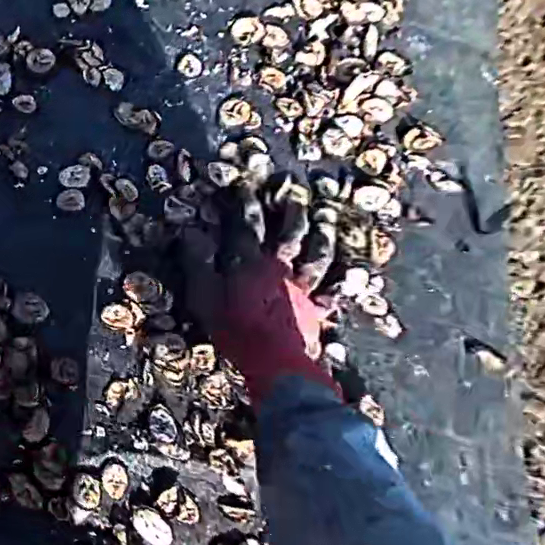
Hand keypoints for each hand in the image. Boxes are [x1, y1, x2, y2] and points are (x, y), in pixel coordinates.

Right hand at [179, 177, 339, 403]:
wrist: (275, 360)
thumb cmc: (232, 325)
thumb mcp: (203, 292)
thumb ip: (197, 261)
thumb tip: (189, 231)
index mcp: (251, 262)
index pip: (247, 225)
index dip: (245, 203)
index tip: (244, 184)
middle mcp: (281, 267)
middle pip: (291, 233)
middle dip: (291, 211)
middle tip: (294, 191)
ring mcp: (304, 286)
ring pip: (318, 254)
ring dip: (323, 234)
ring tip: (326, 218)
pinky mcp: (318, 307)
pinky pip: (336, 288)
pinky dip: (346, 276)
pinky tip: (355, 267)